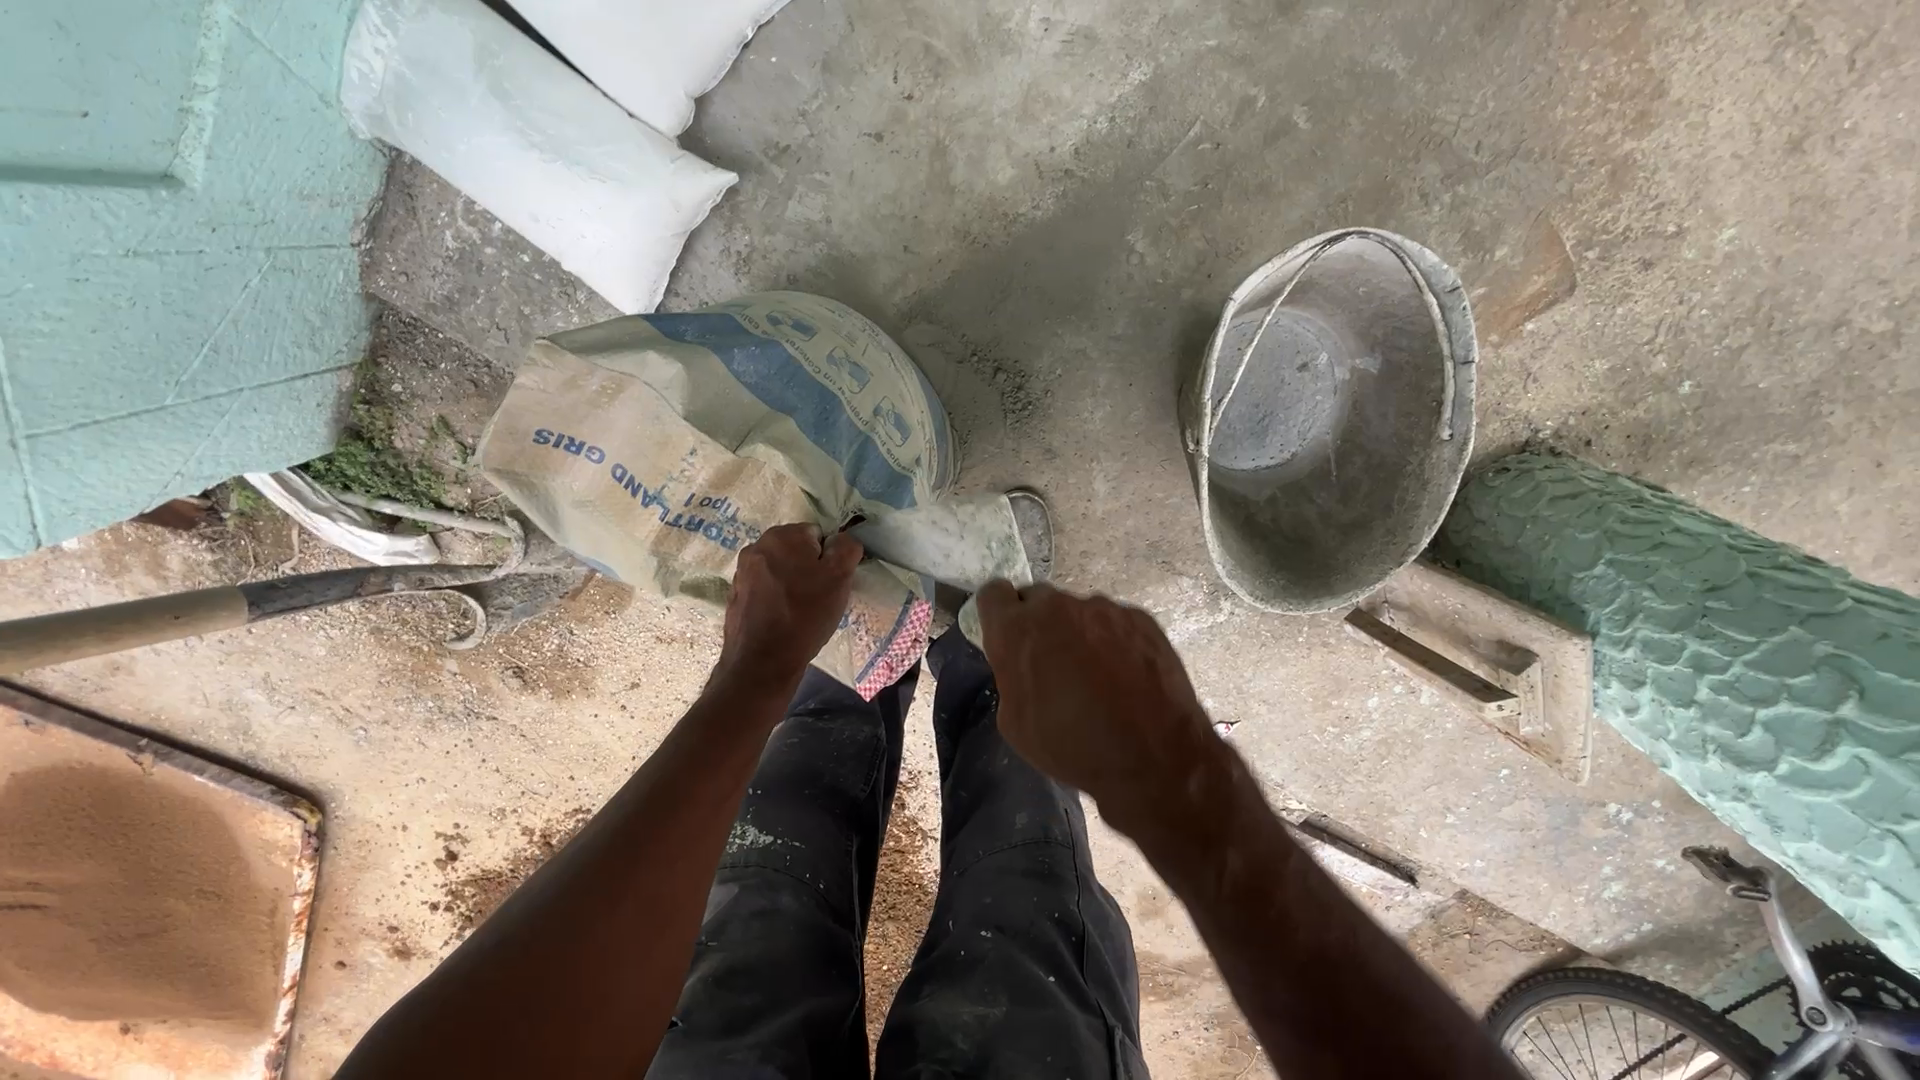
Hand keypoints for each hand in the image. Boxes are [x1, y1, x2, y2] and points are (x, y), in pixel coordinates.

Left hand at [714, 523, 862, 690]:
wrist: (763, 660)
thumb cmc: (806, 614)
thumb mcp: (840, 577)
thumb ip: (847, 548)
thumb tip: (841, 541)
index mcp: (783, 535)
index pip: (818, 535)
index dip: (829, 558)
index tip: (831, 582)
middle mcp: (757, 546)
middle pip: (796, 552)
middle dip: (809, 569)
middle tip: (819, 597)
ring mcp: (742, 571)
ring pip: (780, 570)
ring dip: (792, 584)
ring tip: (801, 612)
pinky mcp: (736, 595)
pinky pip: (765, 589)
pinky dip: (776, 599)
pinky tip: (783, 619)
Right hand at [975, 581, 1227, 834]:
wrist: (1153, 756)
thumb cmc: (1072, 746)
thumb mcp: (1015, 723)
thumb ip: (1012, 676)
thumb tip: (1025, 664)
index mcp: (1018, 630)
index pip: (993, 593)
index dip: (998, 613)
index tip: (1006, 634)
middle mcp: (1058, 607)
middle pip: (1038, 600)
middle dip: (1039, 624)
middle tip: (1052, 663)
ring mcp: (1104, 609)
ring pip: (1079, 613)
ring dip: (1079, 634)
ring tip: (1098, 677)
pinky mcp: (1140, 619)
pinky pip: (1115, 623)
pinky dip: (1114, 642)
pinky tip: (1126, 677)